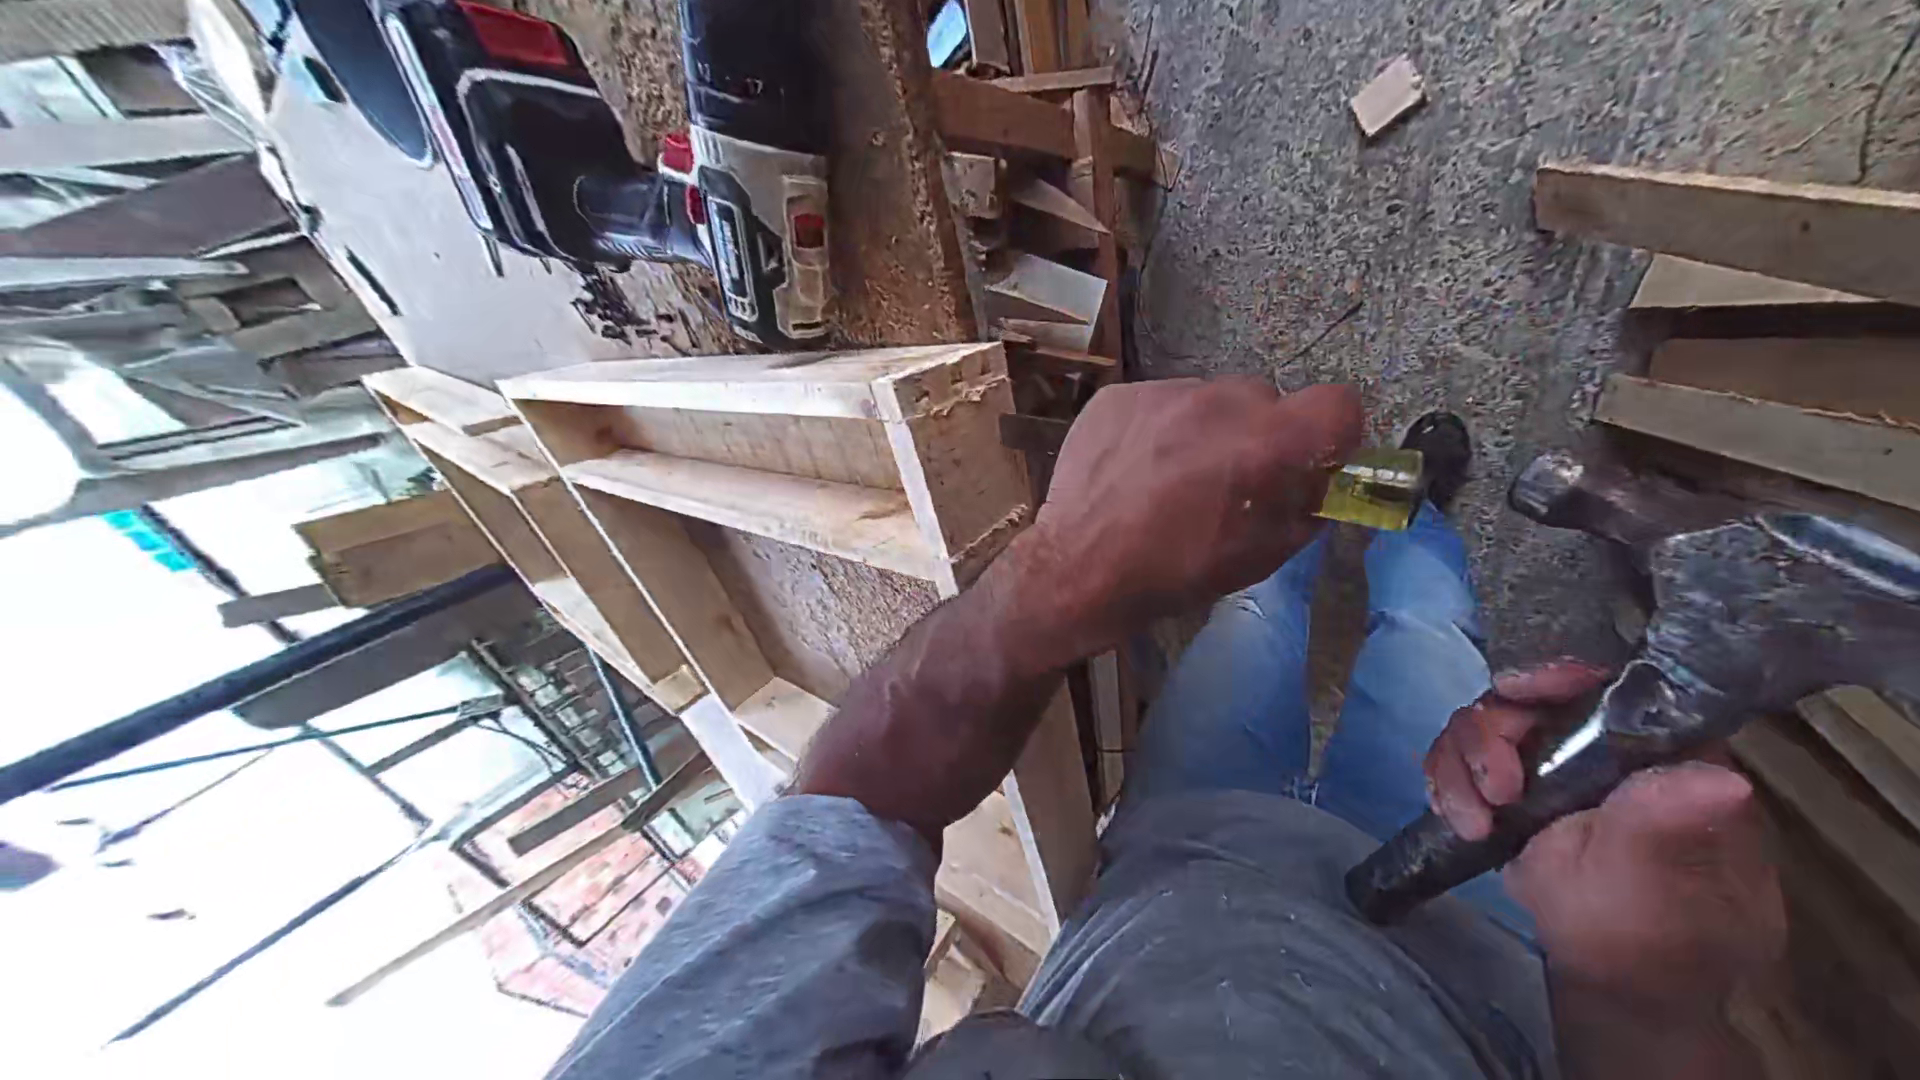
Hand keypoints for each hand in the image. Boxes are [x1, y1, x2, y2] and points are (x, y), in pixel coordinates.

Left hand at [1028, 378, 1360, 653]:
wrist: (1077, 569)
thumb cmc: (1172, 574)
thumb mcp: (1258, 555)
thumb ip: (1306, 506)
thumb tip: (1323, 477)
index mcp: (1264, 443)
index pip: (1338, 403)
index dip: (1330, 433)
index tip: (1309, 458)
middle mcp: (1216, 402)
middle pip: (1263, 400)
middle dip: (1257, 434)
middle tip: (1225, 476)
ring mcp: (1160, 393)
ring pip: (1206, 398)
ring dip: (1203, 428)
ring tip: (1168, 475)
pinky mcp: (1117, 396)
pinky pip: (1157, 402)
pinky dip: (1156, 428)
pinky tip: (1133, 467)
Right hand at [1425, 661, 1785, 1018]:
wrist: (1610, 972)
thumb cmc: (1656, 930)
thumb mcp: (1663, 881)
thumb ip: (1669, 826)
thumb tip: (1722, 779)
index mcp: (1658, 754)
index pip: (1606, 686)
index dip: (1558, 676)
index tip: (1518, 692)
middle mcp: (1596, 744)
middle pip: (1520, 701)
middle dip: (1488, 740)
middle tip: (1495, 792)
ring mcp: (1544, 760)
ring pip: (1474, 725)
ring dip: (1458, 769)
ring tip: (1472, 823)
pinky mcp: (1501, 778)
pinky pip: (1452, 755)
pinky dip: (1444, 783)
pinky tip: (1457, 820)